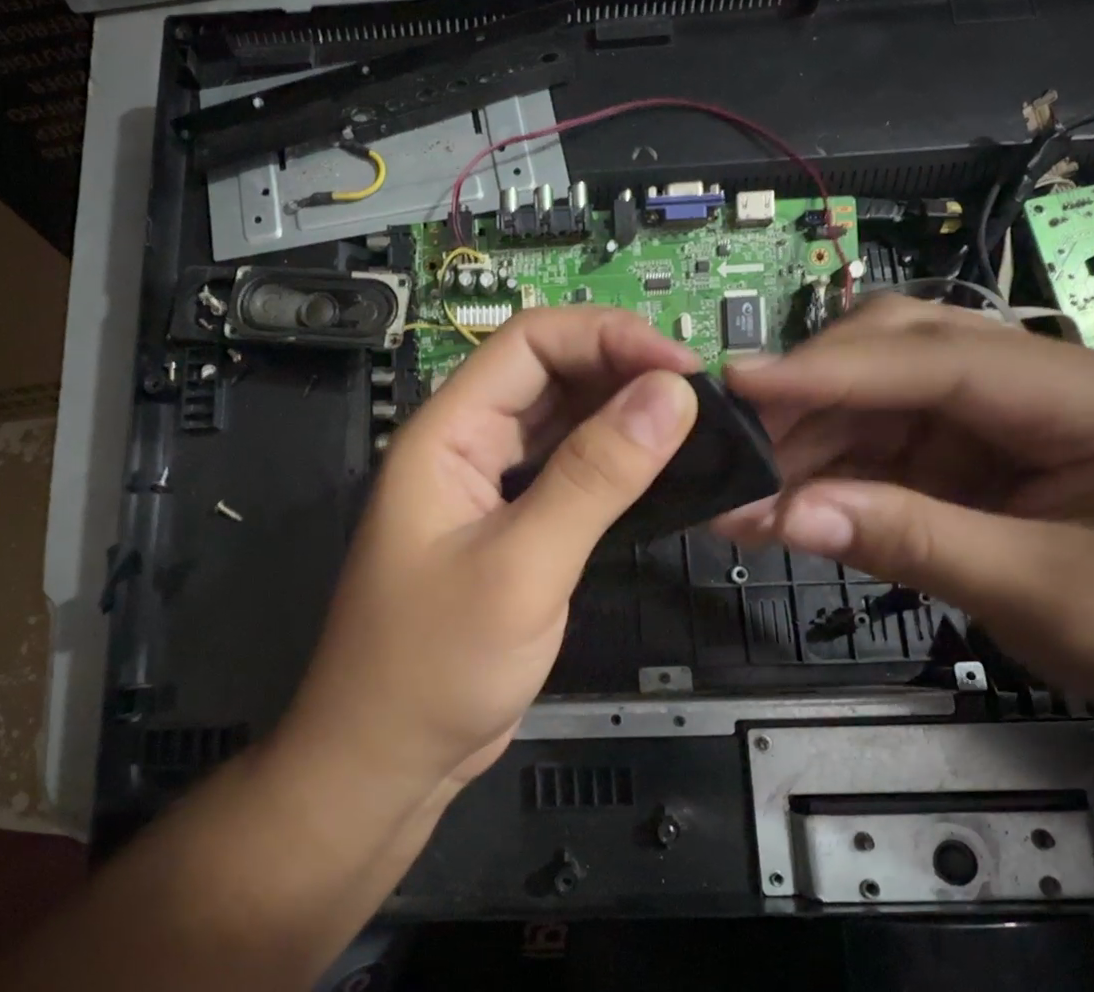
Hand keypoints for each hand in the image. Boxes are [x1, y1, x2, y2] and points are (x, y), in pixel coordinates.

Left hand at [282, 308, 698, 790]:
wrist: (391, 755)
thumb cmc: (436, 664)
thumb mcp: (522, 566)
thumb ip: (595, 477)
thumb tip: (670, 392)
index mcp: (446, 436)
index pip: (528, 344)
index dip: (606, 337)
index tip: (682, 366)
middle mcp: (465, 451)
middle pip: (547, 377)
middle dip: (620, 372)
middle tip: (702, 398)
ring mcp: (487, 494)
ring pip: (560, 427)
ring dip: (621, 418)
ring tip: (695, 428)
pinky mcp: (510, 535)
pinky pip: (565, 477)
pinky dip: (611, 468)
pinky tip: (660, 474)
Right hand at [714, 295, 1093, 720]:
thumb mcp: (1049, 596)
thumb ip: (918, 543)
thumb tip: (787, 513)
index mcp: (1093, 396)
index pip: (944, 361)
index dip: (834, 369)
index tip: (741, 382)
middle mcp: (1038, 386)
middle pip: (904, 350)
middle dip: (812, 390)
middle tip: (732, 438)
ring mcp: (998, 421)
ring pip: (877, 398)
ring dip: (805, 437)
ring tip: (740, 489)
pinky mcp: (968, 459)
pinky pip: (878, 449)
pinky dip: (824, 476)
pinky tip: (778, 507)